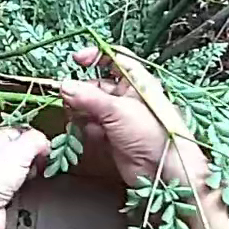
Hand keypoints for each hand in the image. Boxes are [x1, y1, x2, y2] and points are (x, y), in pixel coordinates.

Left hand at [0, 126, 49, 228]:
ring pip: (19, 170)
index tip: (46, 147)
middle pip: (20, 151)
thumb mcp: (19, 150)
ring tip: (33, 175)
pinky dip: (24, 188)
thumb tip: (44, 142)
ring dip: (29, 173)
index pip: (19, 132)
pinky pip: (16, 188)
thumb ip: (36, 140)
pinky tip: (25, 189)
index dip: (34, 139)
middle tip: (41, 162)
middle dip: (34, 157)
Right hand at [58, 47, 209, 188]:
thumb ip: (88, 97)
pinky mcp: (112, 136)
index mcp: (137, 82)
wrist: (163, 173)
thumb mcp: (118, 110)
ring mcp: (119, 117)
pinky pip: (92, 125)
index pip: (115, 59)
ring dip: (80, 109)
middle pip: (97, 84)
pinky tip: (84, 131)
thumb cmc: (151, 134)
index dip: (96, 56)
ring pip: (92, 106)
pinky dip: (85, 127)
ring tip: (74, 115)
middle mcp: (128, 97)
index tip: (76, 60)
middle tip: (67, 97)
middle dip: (81, 89)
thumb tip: (64, 86)